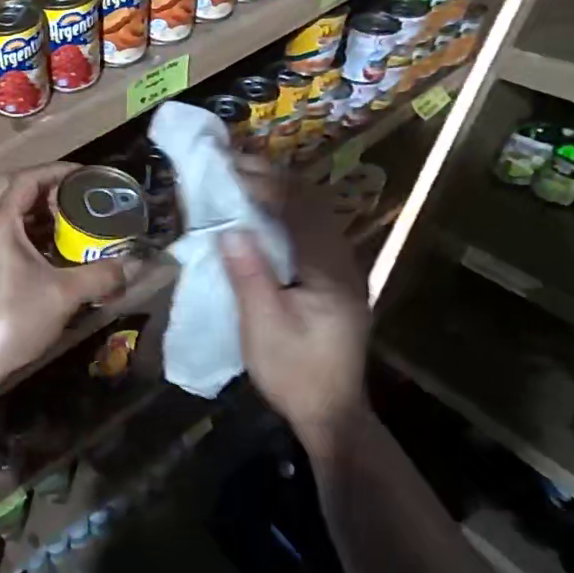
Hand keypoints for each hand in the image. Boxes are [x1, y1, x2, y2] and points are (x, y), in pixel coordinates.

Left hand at [0, 163, 146, 385]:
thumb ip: (103, 274)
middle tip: (78, 193)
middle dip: (45, 184)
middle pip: (13, 188)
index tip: (86, 175)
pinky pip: (11, 230)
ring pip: (10, 209)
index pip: (25, 179)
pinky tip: (60, 243)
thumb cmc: (18, 317)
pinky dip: (34, 227)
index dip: (56, 171)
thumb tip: (137, 263)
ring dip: (40, 207)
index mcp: (0, 224)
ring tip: (74, 215)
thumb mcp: (66, 294)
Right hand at [219, 183, 373, 451]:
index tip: (230, 163)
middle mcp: (343, 265)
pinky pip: (310, 232)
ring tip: (241, 176)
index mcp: (330, 273)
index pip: (300, 211)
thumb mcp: (263, 325)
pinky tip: (260, 212)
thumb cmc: (293, 369)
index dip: (265, 182)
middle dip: (273, 178)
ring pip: (315, 216)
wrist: (329, 412)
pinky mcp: (332, 282)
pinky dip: (284, 212)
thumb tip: (229, 227)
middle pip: (313, 206)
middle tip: (231, 161)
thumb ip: (250, 274)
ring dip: (279, 192)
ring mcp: (341, 273)